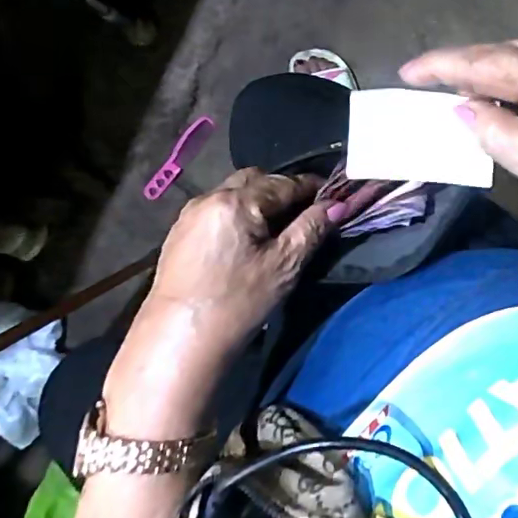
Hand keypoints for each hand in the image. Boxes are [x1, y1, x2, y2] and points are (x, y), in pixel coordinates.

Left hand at [104, 169, 338, 437]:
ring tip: (277, 227)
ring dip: (258, 200)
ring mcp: (190, 214)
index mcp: (236, 201)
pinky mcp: (179, 233)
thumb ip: (312, 228)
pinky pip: (216, 210)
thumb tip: (338, 204)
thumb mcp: (284, 266)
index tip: (333, 195)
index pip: (283, 182)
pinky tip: (246, 240)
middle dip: (282, 189)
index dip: (311, 187)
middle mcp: (209, 197)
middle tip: (305, 211)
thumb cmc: (237, 302)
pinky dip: (237, 214)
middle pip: (254, 179)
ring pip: (233, 193)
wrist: (180, 339)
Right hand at [400, 38, 517, 240]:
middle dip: (457, 66)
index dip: (442, 66)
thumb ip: (502, 138)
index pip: (487, 65)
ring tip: (448, 88)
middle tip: (420, 82)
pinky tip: (494, 91)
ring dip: (481, 69)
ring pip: (516, 53)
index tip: (407, 71)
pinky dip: (506, 73)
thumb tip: (462, 110)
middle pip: (499, 52)